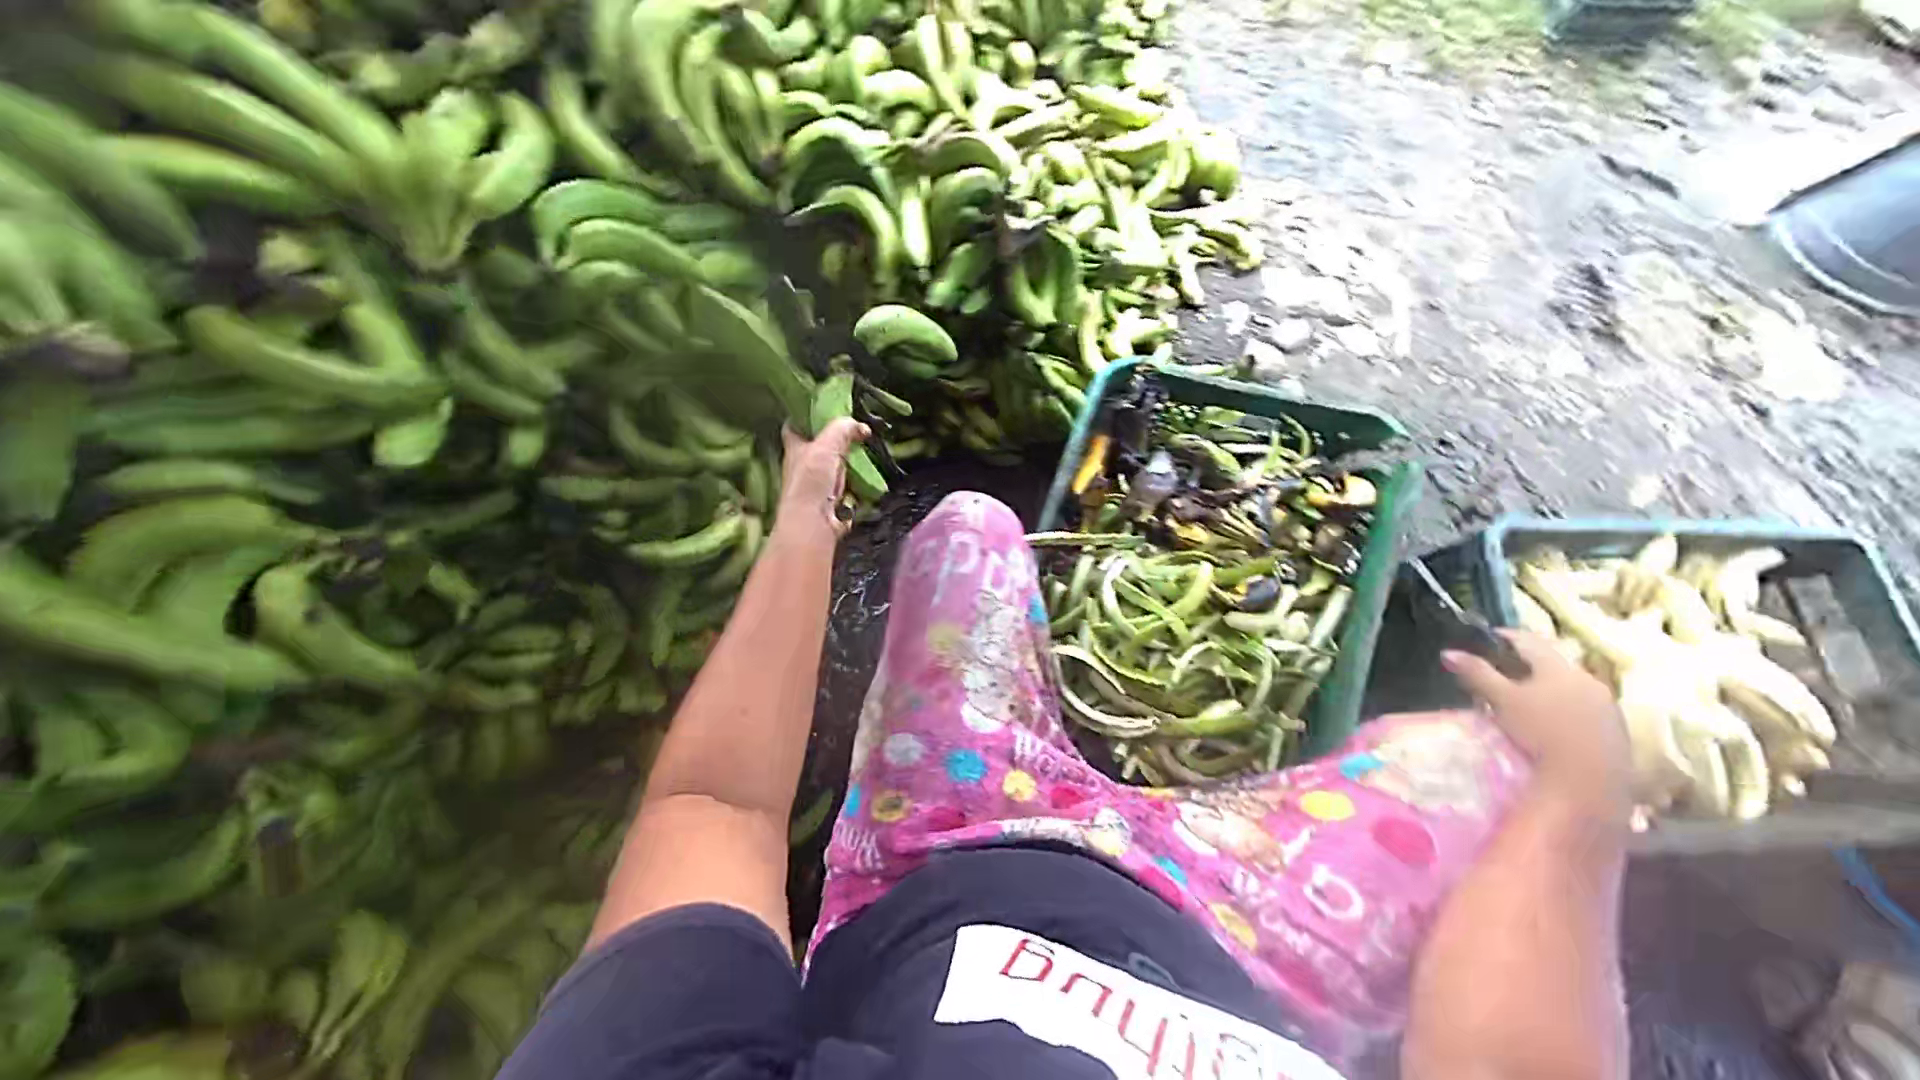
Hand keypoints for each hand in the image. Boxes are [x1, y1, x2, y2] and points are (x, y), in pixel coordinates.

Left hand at [777, 418, 868, 540]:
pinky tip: (866, 478)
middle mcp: (802, 466)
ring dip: (849, 463)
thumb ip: (843, 429)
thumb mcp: (827, 445)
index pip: (793, 426)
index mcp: (794, 448)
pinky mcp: (831, 503)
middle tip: (855, 431)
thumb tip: (861, 427)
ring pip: (834, 467)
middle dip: (836, 440)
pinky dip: (856, 484)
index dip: (804, 415)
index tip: (822, 408)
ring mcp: (816, 486)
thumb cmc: (812, 480)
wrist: (814, 522)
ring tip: (865, 452)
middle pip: (819, 446)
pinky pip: (846, 488)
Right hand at [1444, 632, 1631, 816]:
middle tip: (1501, 670)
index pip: (1529, 640)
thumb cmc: (1541, 732)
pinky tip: (1550, 720)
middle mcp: (1587, 678)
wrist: (1590, 781)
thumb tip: (1448, 652)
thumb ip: (1476, 673)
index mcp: (1559, 667)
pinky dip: (1564, 704)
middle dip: (1526, 663)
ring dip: (1547, 685)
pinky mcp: (1616, 727)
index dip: (1505, 636)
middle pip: (1551, 662)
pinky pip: (1584, 704)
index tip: (1487, 638)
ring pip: (1569, 684)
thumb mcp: (1502, 700)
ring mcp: (1606, 704)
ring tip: (1524, 696)